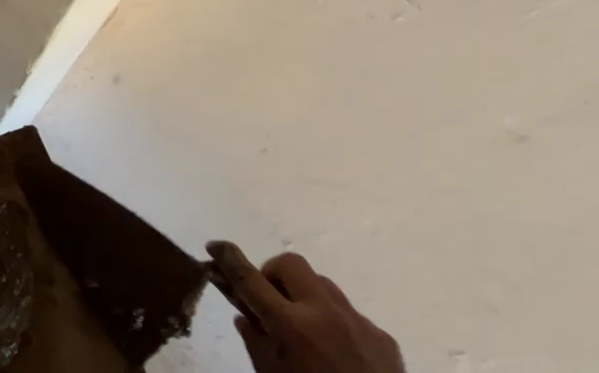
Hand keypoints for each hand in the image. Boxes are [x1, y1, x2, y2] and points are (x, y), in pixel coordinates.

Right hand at [208, 242, 404, 372]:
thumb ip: (255, 345)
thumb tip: (244, 318)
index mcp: (292, 327)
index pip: (250, 278)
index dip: (228, 258)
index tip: (214, 246)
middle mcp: (325, 314)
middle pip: (290, 264)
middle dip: (273, 274)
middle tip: (270, 302)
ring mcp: (358, 323)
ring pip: (323, 284)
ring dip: (305, 295)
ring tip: (304, 328)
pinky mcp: (384, 338)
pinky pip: (351, 314)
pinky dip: (335, 323)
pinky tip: (337, 353)